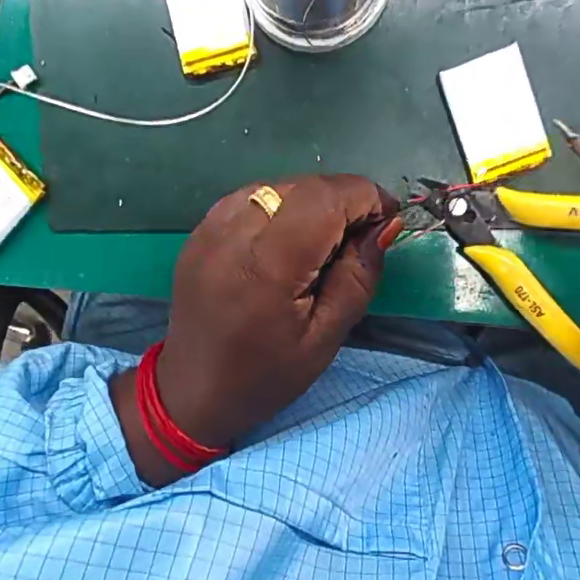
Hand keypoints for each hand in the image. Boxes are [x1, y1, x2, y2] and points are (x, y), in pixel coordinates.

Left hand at [112, 175, 400, 484]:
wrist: (192, 393)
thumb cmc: (264, 377)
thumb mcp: (324, 339)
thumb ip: (357, 278)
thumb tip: (385, 227)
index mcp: (266, 265)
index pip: (326, 197)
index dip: (366, 199)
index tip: (387, 223)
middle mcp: (231, 234)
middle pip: (302, 186)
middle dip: (341, 202)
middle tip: (356, 242)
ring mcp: (208, 230)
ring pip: (275, 187)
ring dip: (309, 204)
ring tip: (319, 246)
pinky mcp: (197, 234)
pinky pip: (248, 200)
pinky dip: (277, 210)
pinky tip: (283, 243)